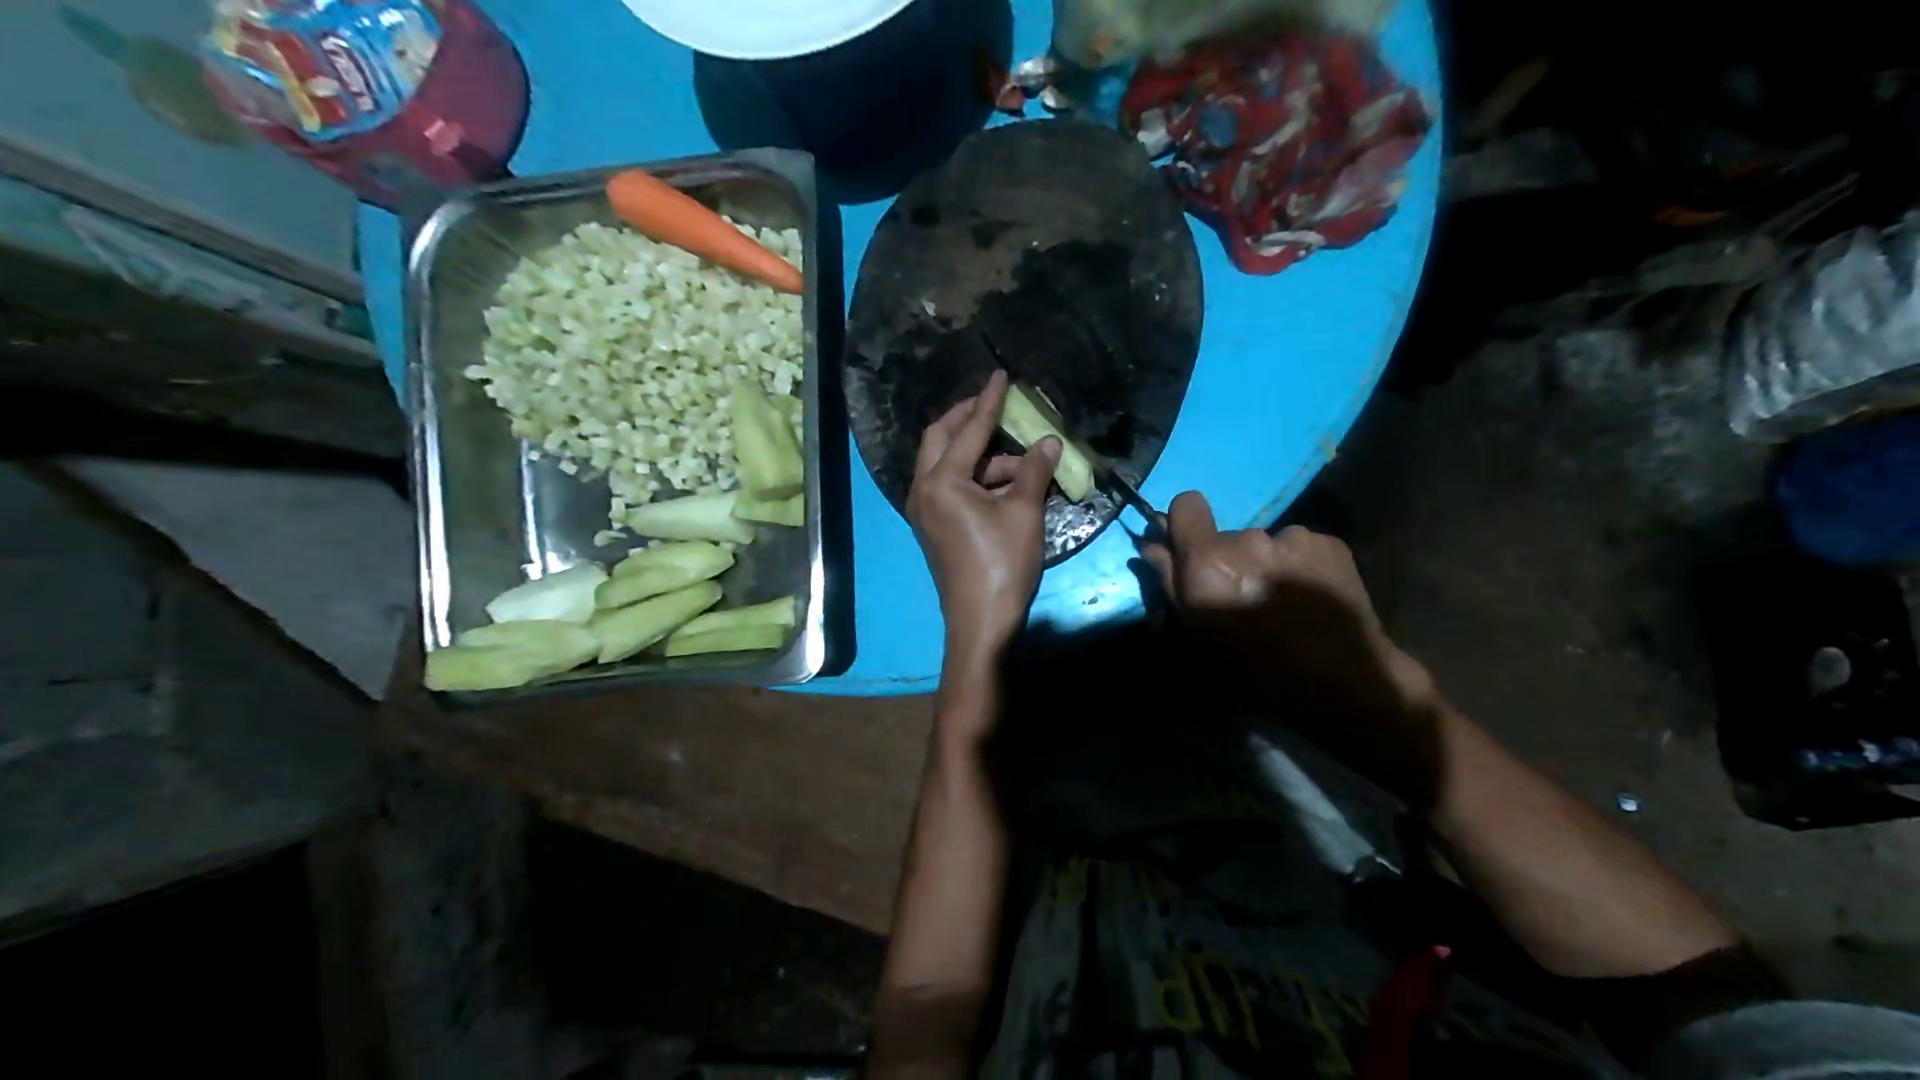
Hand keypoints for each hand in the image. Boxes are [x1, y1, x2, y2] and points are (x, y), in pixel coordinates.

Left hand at [908, 371, 1060, 672]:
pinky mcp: (932, 526)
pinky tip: (1008, 486)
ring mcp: (923, 510)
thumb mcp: (1024, 512)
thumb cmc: (1003, 563)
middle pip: (940, 439)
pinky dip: (975, 479)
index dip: (989, 401)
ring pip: (947, 465)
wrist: (981, 621)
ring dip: (981, 457)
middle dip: (968, 419)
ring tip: (1023, 464)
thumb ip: (1033, 470)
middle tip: (995, 406)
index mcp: (941, 481)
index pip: (969, 430)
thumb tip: (1049, 441)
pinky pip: (949, 487)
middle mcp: (922, 490)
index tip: (1000, 375)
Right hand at [1143, 492, 1438, 771]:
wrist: (1339, 679)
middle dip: (1232, 559)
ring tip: (1286, 602)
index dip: (1187, 522)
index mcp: (1207, 561)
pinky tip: (1312, 596)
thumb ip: (1170, 582)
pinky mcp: (1328, 543)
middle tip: (1246, 597)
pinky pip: (1301, 547)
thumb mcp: (1196, 633)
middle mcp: (1247, 539)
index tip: (1192, 547)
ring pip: (1267, 544)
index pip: (1186, 503)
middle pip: (1229, 536)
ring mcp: (1292, 537)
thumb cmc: (1254, 667)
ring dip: (1268, 564)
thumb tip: (1152, 546)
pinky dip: (1302, 565)